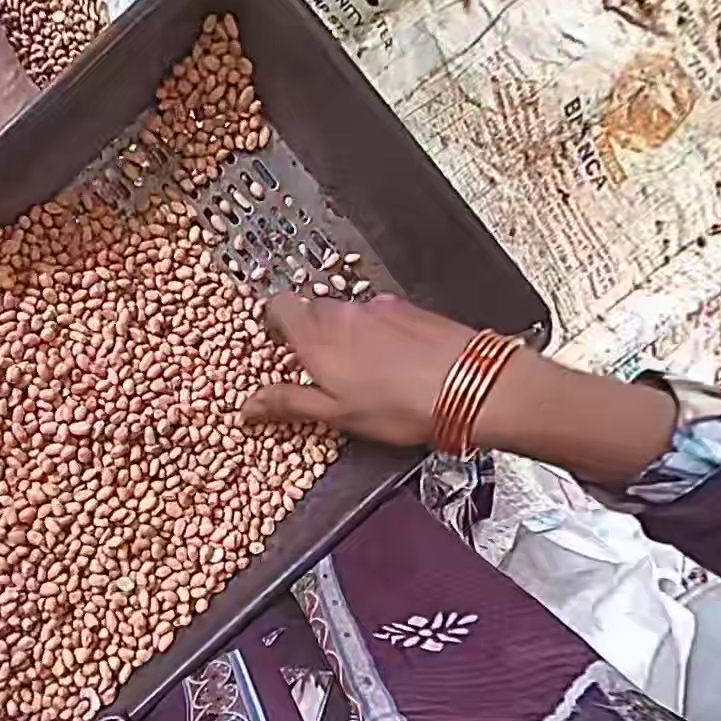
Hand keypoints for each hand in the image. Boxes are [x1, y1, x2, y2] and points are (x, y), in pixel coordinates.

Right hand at [241, 294, 479, 445]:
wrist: (473, 385)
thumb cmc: (398, 405)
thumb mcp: (335, 413)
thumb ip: (288, 402)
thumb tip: (246, 406)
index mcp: (316, 334)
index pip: (278, 307)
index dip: (272, 322)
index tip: (276, 343)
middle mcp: (343, 311)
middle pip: (313, 310)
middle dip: (310, 334)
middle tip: (319, 367)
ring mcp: (378, 306)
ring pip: (347, 314)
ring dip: (345, 335)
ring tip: (362, 371)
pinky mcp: (409, 309)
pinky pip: (379, 316)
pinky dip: (376, 334)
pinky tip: (394, 363)